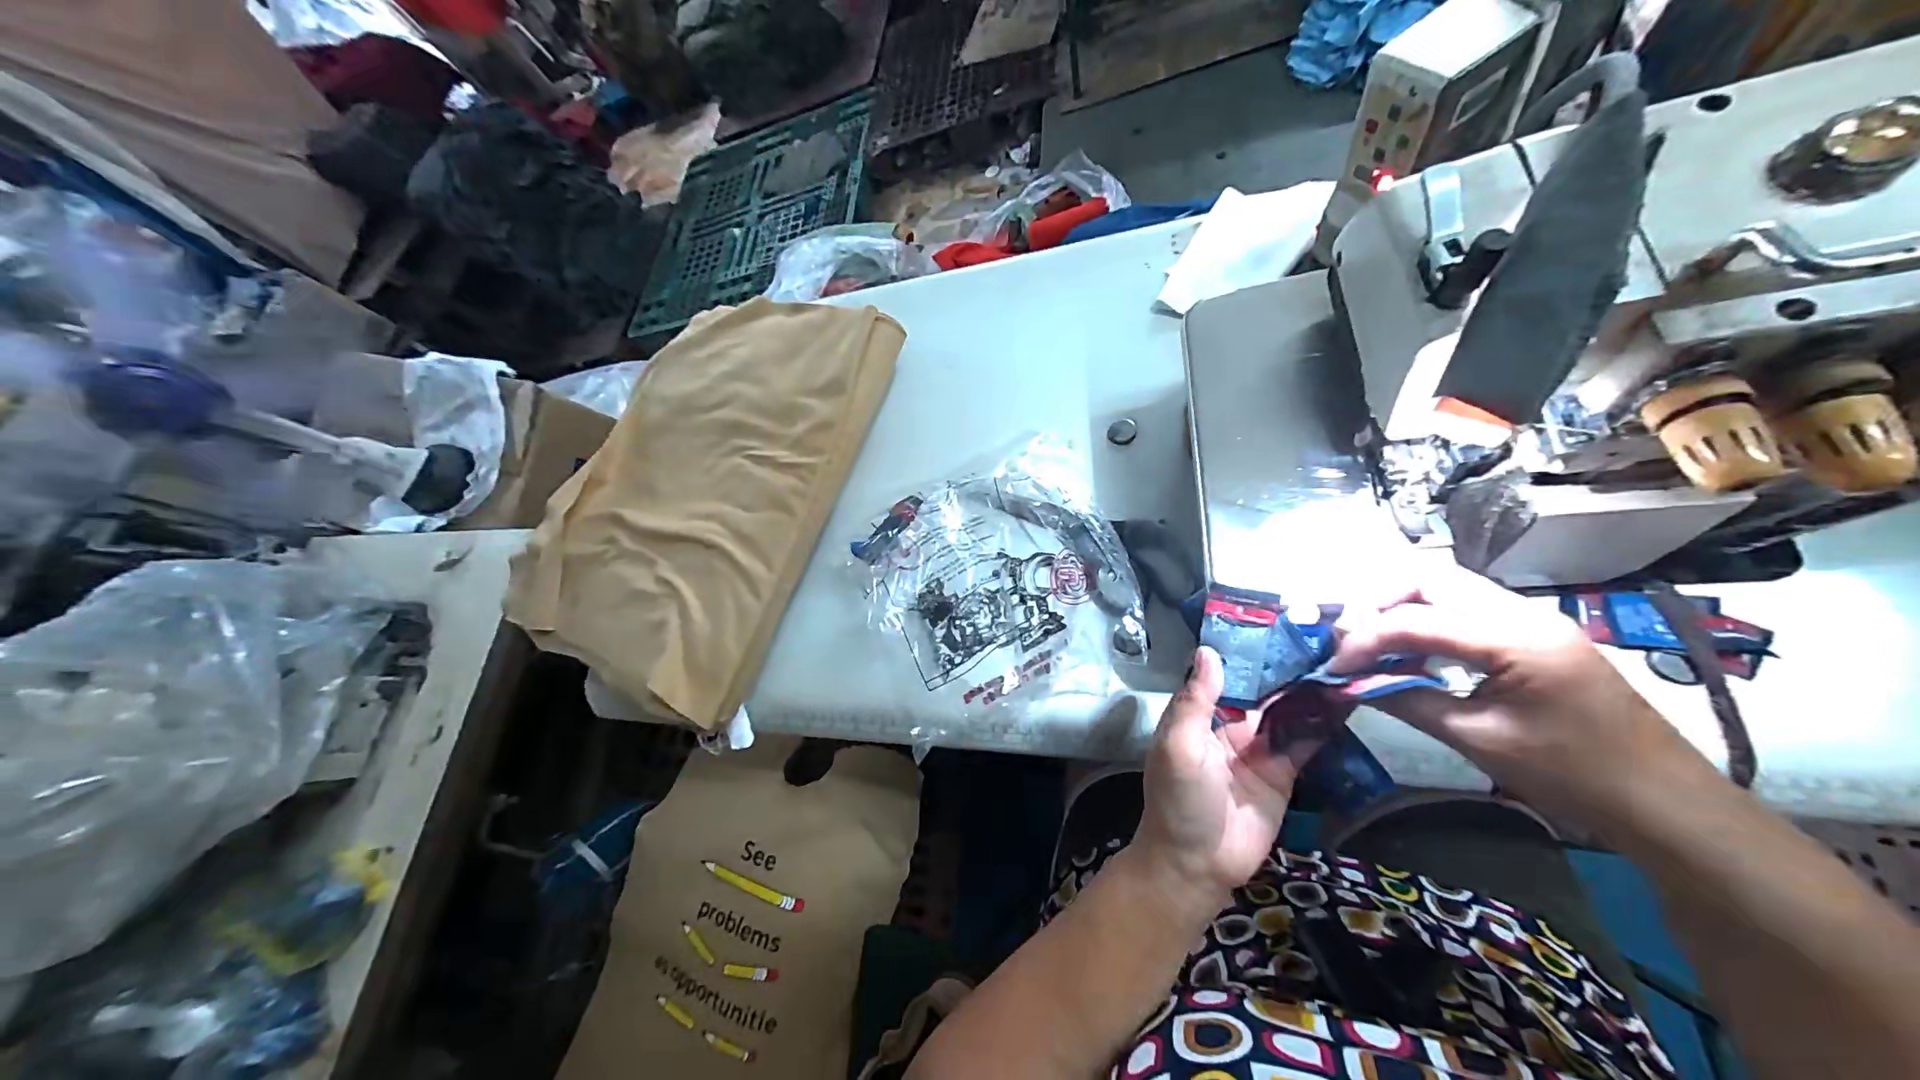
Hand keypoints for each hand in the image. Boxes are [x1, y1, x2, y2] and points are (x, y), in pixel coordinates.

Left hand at [1132, 647, 1327, 904]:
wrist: (1197, 863)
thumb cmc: (1179, 798)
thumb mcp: (1179, 744)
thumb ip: (1196, 700)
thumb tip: (1208, 651)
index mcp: (1199, 714)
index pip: (1227, 674)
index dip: (1250, 653)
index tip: (1279, 624)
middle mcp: (1229, 725)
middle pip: (1261, 690)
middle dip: (1287, 668)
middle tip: (1324, 638)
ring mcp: (1257, 749)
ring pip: (1287, 712)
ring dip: (1310, 692)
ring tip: (1343, 662)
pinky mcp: (1283, 774)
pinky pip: (1304, 743)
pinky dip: (1324, 724)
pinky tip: (1347, 700)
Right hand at [1328, 562, 1713, 824]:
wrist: (1667, 803)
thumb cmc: (1573, 776)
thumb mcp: (1477, 740)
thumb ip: (1406, 700)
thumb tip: (1347, 683)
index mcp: (1515, 637)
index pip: (1416, 618)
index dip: (1365, 639)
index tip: (1334, 666)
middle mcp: (1525, 613)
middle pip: (1430, 579)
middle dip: (1380, 604)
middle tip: (1353, 643)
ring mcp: (1535, 620)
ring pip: (1449, 588)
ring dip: (1405, 610)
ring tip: (1377, 649)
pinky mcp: (1538, 635)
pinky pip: (1470, 610)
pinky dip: (1433, 623)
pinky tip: (1417, 656)